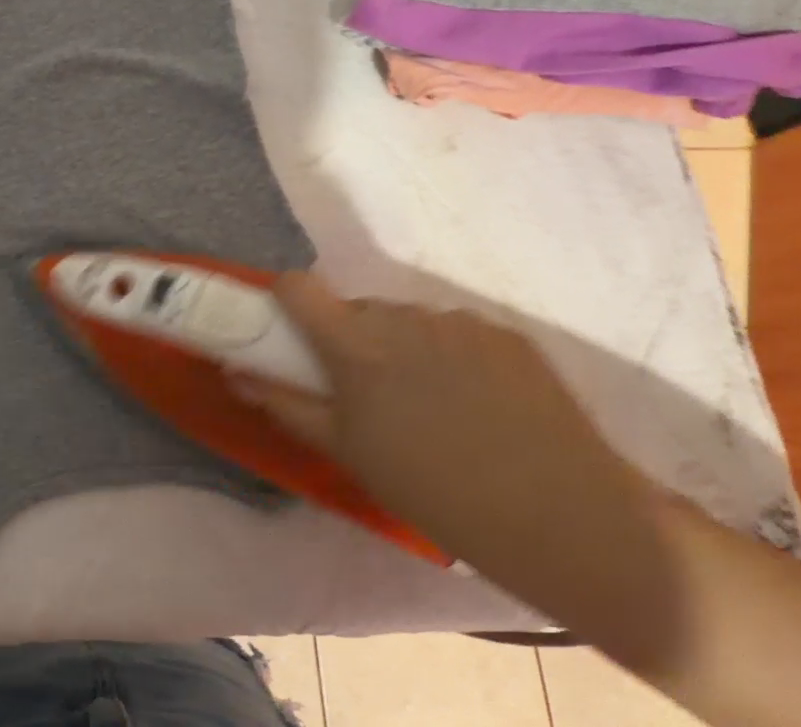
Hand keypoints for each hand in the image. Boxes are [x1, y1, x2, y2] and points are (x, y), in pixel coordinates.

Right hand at [229, 272, 647, 565]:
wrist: (563, 515)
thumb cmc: (433, 490)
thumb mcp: (347, 453)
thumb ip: (286, 405)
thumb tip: (236, 374)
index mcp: (355, 342)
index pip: (298, 286)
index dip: (285, 302)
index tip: (288, 335)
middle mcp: (404, 315)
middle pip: (356, 309)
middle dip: (350, 340)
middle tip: (366, 396)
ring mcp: (460, 321)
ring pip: (408, 321)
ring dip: (401, 348)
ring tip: (429, 409)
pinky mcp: (507, 335)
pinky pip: (456, 333)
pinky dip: (450, 357)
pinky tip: (476, 408)